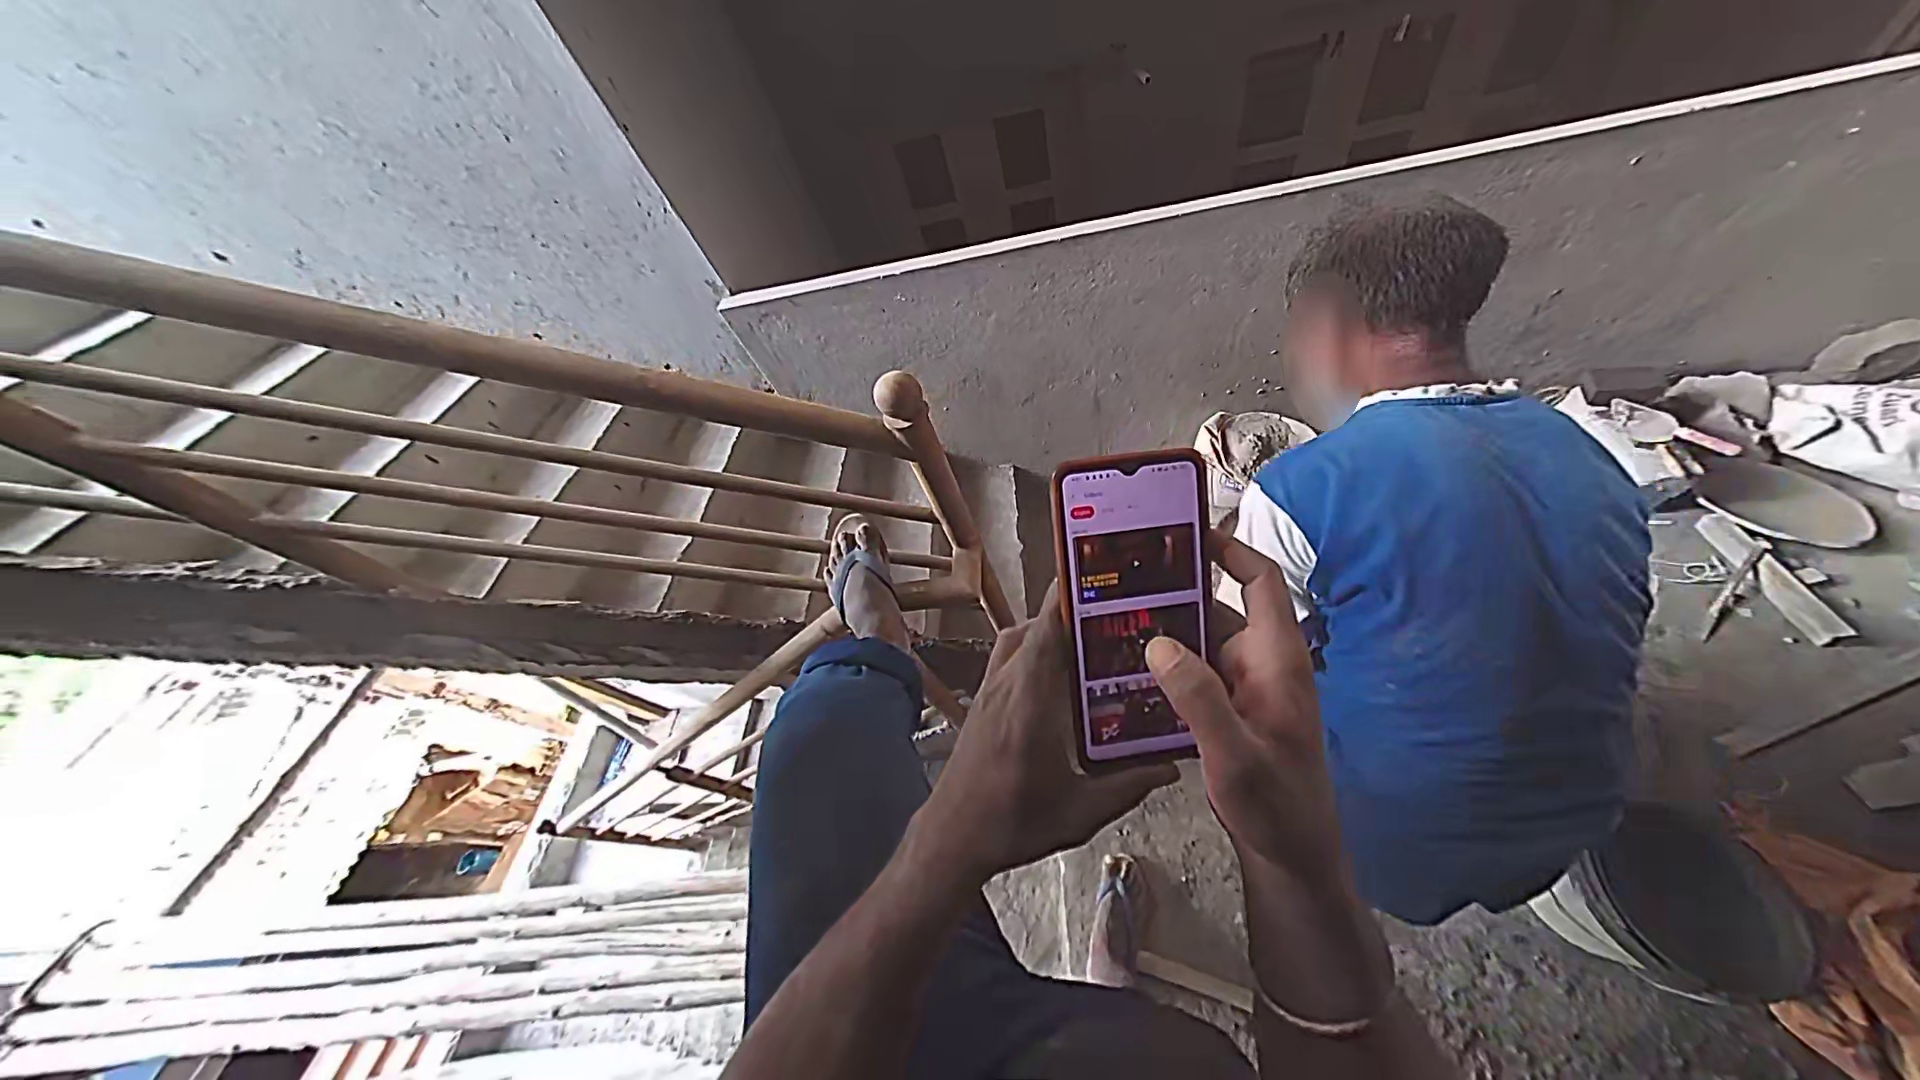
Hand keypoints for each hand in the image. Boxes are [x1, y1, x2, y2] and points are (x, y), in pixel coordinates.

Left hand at [910, 581, 1178, 884]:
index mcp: (1031, 695)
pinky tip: (1065, 669)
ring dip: (1057, 627)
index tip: (1105, 570)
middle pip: (1041, 620)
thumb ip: (1130, 784)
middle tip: (1121, 608)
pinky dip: (1039, 644)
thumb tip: (1172, 765)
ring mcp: (992, 682)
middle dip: (1079, 608)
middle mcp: (1008, 677)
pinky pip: (1015, 650)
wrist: (953, 833)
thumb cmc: (1012, 820)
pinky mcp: (985, 692)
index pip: (1050, 623)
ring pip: (1025, 632)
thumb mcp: (1082, 809)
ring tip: (1098, 637)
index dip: (1073, 591)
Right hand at [1145, 530, 1344, 881]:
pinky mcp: (1228, 707)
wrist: (1292, 855)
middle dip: (1176, 593)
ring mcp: (1244, 686)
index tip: (1187, 536)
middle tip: (1126, 582)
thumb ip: (1199, 698)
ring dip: (1166, 630)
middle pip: (1219, 608)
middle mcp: (1260, 663)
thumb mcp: (1234, 754)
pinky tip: (1130, 669)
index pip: (1262, 583)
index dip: (1231, 551)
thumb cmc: (1276, 805)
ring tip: (1116, 621)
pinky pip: (1193, 671)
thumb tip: (1159, 644)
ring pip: (1201, 641)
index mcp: (1276, 660)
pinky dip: (1165, 664)